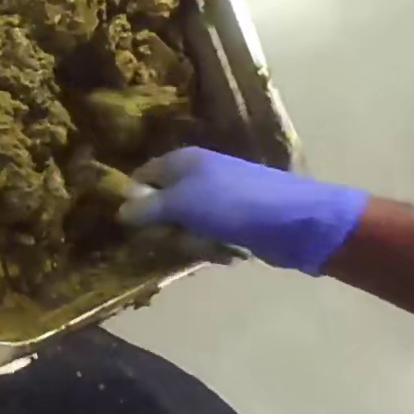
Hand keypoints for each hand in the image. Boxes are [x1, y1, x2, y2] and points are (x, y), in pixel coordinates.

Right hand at [119, 147, 368, 272]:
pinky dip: (212, 246)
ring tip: (209, 245)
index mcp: (182, 161)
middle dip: (166, 227)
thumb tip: (119, 210)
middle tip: (176, 236)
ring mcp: (217, 198)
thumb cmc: (230, 205)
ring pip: (183, 225)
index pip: (143, 176)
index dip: (135, 199)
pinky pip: (206, 235)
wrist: (293, 221)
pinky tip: (226, 252)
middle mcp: (197, 175)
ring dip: (191, 241)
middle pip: (161, 205)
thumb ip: (146, 208)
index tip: (134, 224)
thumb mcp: (180, 204)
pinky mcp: (232, 220)